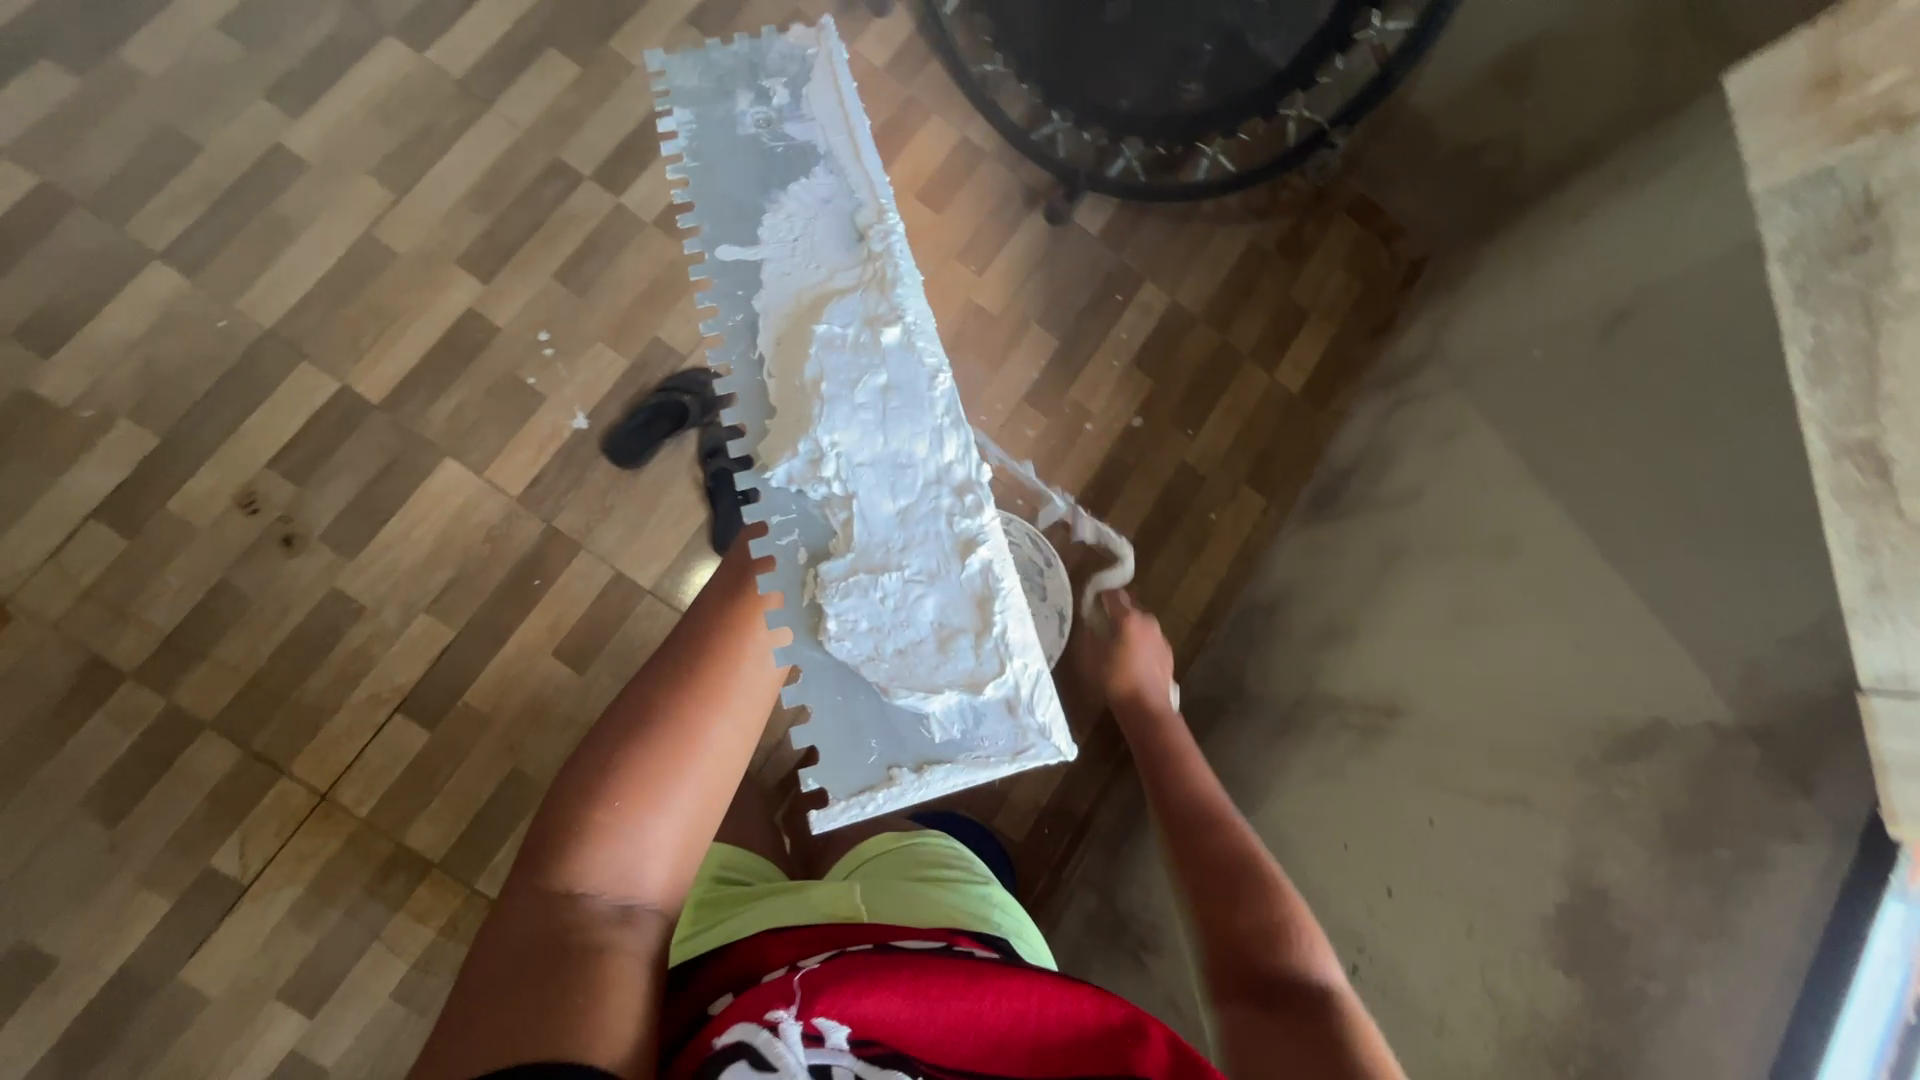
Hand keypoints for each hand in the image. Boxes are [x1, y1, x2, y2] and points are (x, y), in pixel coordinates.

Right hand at [1079, 590, 1176, 718]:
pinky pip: (1150, 639)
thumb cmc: (1114, 681)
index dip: (1102, 595)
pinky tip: (1133, 660)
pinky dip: (1141, 643)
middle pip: (1130, 607)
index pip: (1114, 594)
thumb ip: (1088, 633)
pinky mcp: (1168, 652)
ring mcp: (1160, 637)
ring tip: (1118, 645)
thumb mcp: (1090, 657)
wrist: (1147, 708)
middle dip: (1116, 613)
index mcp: (1128, 618)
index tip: (1092, 603)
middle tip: (1102, 626)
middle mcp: (1147, 621)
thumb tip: (1088, 620)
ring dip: (1130, 628)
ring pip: (1141, 624)